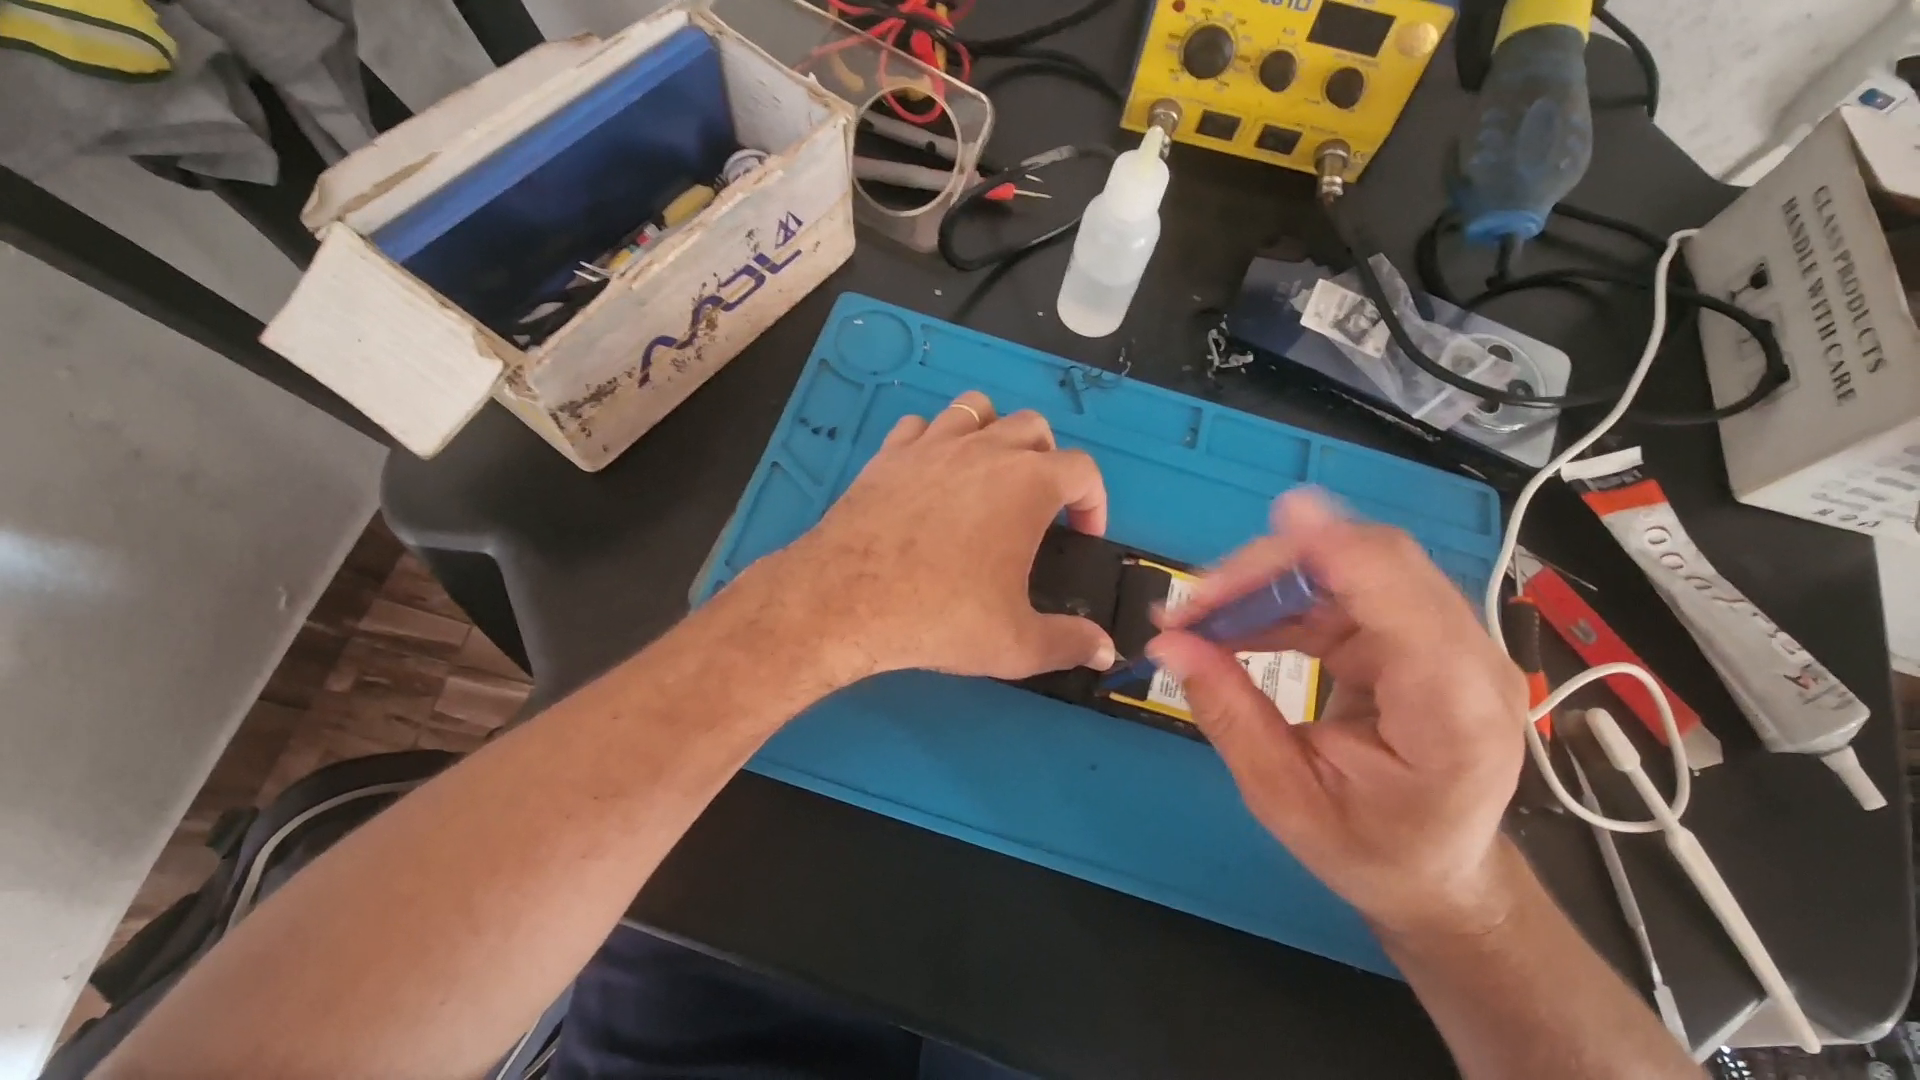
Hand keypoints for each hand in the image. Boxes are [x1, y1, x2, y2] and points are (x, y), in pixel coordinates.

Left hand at [754, 391, 1116, 681]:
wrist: (847, 600)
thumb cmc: (941, 616)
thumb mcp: (1016, 643)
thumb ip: (1068, 642)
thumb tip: (1106, 651)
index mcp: (1029, 485)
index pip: (1083, 470)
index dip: (1093, 501)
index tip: (1083, 534)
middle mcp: (985, 450)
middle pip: (1033, 427)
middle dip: (1048, 460)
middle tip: (1039, 506)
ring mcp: (932, 445)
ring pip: (977, 409)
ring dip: (993, 433)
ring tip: (988, 474)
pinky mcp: (888, 454)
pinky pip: (920, 425)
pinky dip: (935, 441)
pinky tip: (931, 474)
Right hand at [1148, 490, 1528, 938]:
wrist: (1438, 872)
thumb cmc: (1371, 850)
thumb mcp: (1285, 799)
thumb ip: (1231, 716)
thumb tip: (1171, 644)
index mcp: (1454, 712)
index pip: (1404, 601)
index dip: (1343, 551)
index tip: (1279, 517)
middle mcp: (1469, 659)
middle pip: (1375, 564)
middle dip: (1273, 568)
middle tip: (1191, 604)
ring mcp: (1450, 638)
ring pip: (1356, 565)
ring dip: (1269, 580)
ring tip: (1200, 615)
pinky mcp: (1421, 631)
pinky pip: (1348, 586)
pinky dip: (1285, 597)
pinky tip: (1238, 622)